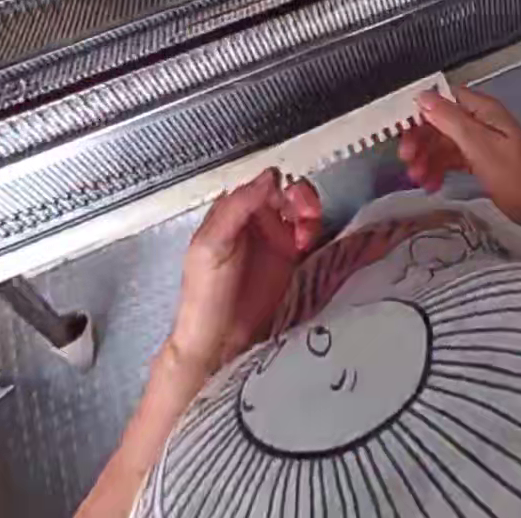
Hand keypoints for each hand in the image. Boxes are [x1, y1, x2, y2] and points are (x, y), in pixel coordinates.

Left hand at [165, 168, 322, 376]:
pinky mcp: (291, 255)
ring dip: (309, 210)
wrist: (220, 343)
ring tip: (305, 229)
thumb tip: (268, 177)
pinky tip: (306, 242)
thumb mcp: (212, 245)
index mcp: (232, 211)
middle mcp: (255, 219)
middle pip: (286, 190)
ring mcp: (275, 236)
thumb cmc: (206, 294)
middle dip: (299, 195)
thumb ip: (237, 207)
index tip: (284, 195)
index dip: (276, 184)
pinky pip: (310, 230)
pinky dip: (315, 228)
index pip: (261, 183)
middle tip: (302, 209)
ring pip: (302, 207)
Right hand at [400, 86, 520, 226]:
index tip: (401, 133)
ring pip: (443, 143)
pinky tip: (432, 184)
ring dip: (427, 158)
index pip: (440, 100)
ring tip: (418, 180)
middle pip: (438, 122)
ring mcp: (481, 141)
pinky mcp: (482, 161)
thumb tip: (423, 96)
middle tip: (406, 162)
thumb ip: (451, 120)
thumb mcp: (481, 147)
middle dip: (420, 140)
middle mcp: (480, 121)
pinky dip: (440, 169)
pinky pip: (453, 159)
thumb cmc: (519, 177)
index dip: (418, 113)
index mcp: (481, 110)